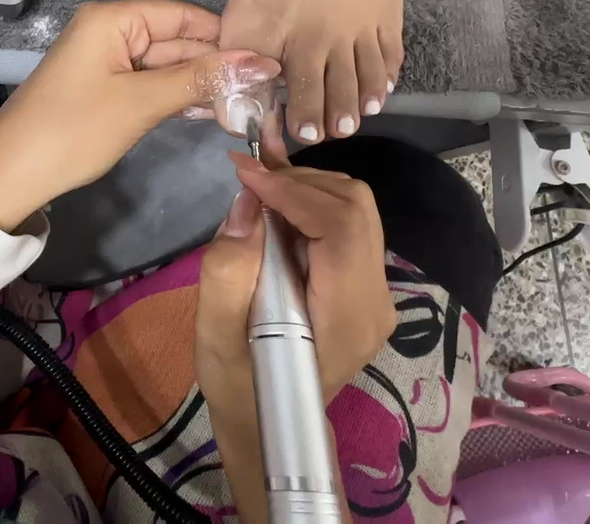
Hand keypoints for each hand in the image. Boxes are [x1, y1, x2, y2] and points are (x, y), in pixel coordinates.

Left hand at [0, 0, 280, 230]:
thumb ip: (199, 79)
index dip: (224, 37)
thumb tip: (259, 62)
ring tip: (247, 104)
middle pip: (176, 39)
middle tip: (265, 91)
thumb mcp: (141, 102)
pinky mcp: (106, 87)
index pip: (182, 15)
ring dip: (200, 83)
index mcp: (113, 19)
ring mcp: (107, 60)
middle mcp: (111, 30)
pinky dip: (177, 94)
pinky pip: (150, 82)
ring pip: (166, 64)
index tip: (267, 61)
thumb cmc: (75, 128)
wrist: (14, 173)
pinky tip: (211, 110)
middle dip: (216, 64)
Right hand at [195, 156, 395, 408]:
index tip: (244, 171)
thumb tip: (248, 202)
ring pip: (354, 207)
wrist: (264, 418)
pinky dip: (310, 200)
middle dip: (299, 181)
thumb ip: (228, 271)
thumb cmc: (237, 382)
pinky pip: (346, 221)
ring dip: (304, 187)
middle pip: (355, 207)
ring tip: (257, 188)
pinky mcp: (361, 281)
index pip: (340, 227)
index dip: (293, 190)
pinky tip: (274, 201)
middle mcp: (375, 299)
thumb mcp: (215, 335)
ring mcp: (375, 290)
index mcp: (348, 317)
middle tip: (248, 177)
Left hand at [222, 0, 409, 144]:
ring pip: (351, 82)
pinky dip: (380, 78)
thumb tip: (250, 43)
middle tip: (305, 143)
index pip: (257, 82)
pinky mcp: (390, 6)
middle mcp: (312, 34)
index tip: (256, 132)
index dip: (256, 109)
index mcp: (265, 23)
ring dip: (344, 107)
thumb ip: (251, 9)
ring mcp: (357, 23)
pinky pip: (387, 57)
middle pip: (309, 91)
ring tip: (342, 128)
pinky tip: (379, 90)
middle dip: (305, 119)